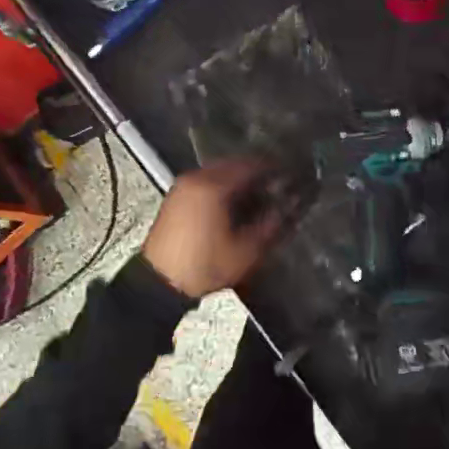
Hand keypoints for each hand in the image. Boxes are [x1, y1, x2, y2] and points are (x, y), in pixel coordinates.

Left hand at [141, 158, 289, 298]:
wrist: (159, 283)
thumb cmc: (203, 266)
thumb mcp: (244, 251)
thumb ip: (270, 225)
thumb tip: (286, 208)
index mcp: (213, 186)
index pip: (250, 165)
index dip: (273, 169)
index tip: (289, 176)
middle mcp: (195, 179)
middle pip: (232, 165)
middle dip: (255, 173)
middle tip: (275, 185)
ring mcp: (182, 187)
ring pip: (217, 172)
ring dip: (237, 179)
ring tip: (256, 195)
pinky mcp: (175, 198)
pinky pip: (204, 182)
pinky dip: (221, 187)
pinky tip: (232, 203)